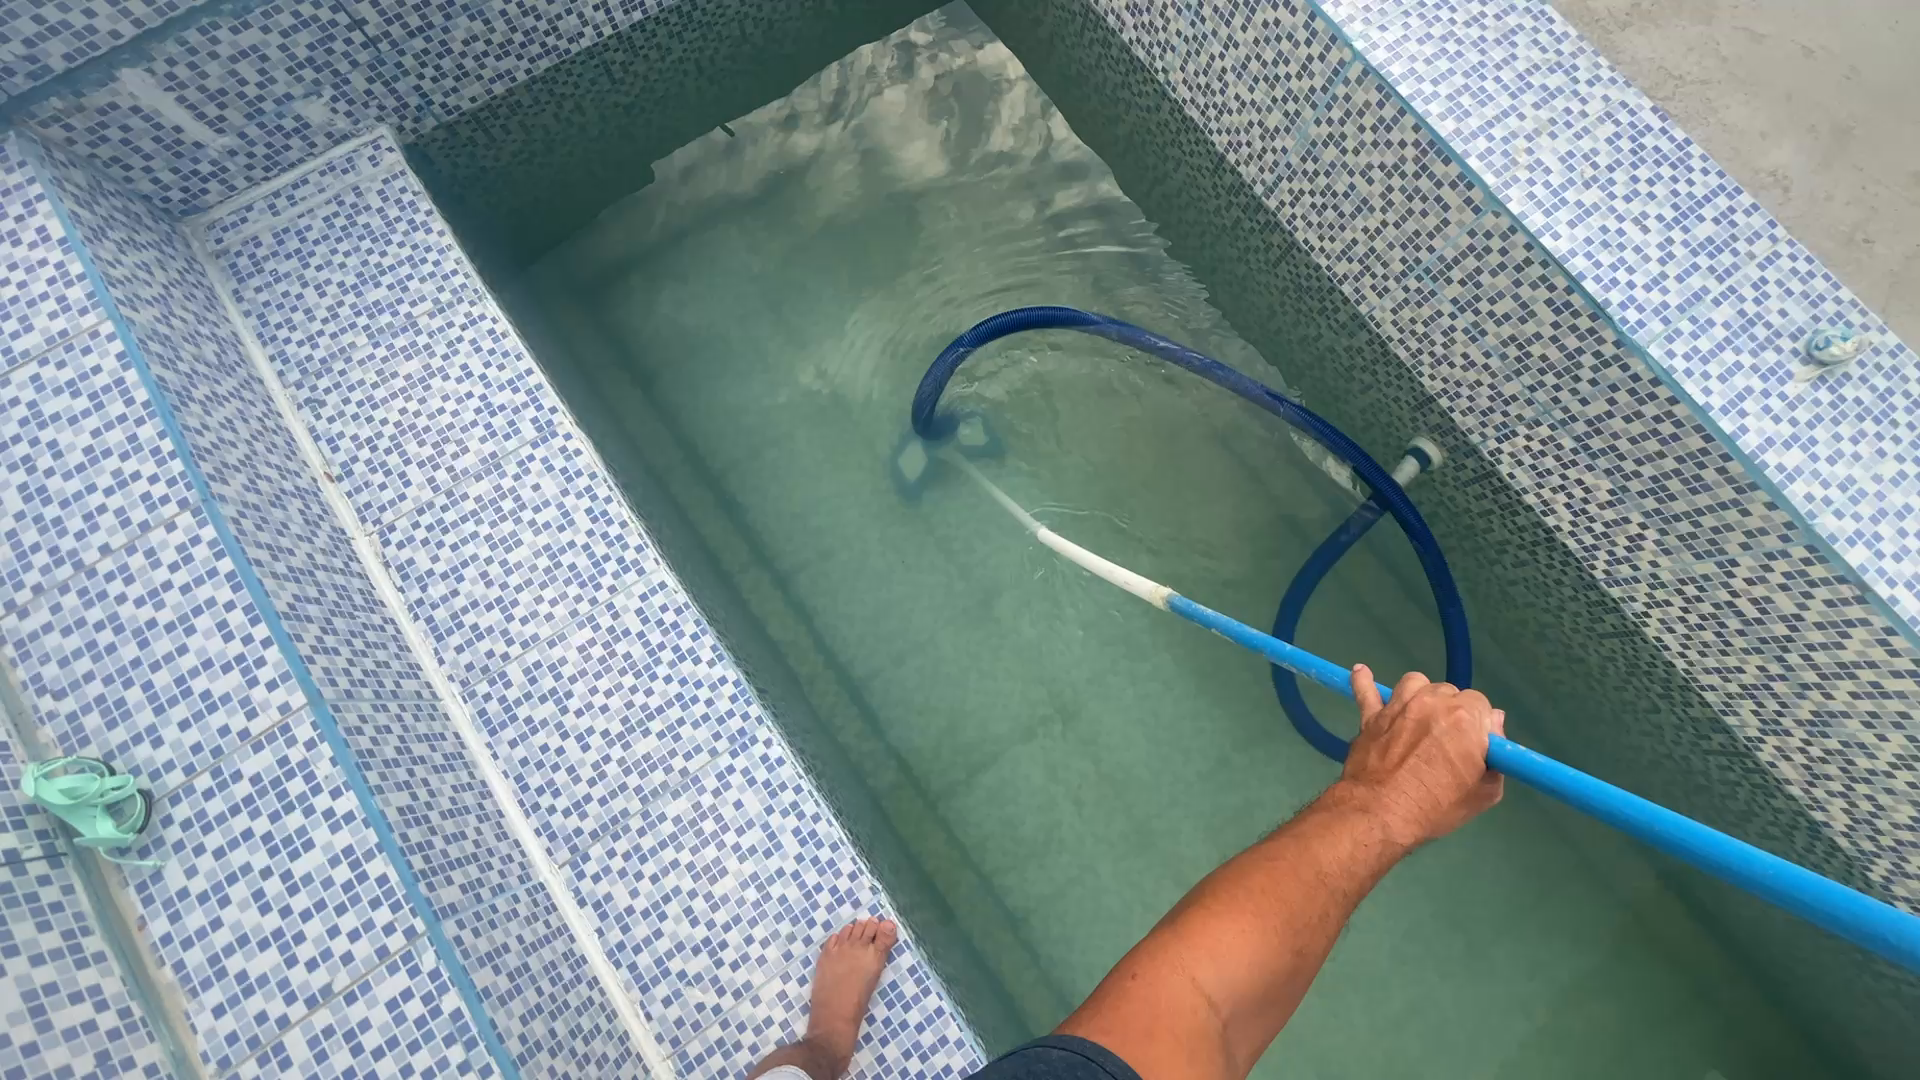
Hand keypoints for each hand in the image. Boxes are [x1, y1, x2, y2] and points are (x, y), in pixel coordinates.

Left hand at [1336, 665, 1504, 846]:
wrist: (1382, 809)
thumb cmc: (1438, 805)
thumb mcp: (1485, 791)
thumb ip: (1496, 755)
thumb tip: (1493, 722)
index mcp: (1463, 717)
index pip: (1480, 703)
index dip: (1478, 723)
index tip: (1474, 744)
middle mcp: (1429, 702)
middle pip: (1447, 692)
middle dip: (1452, 711)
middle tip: (1447, 741)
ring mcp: (1396, 706)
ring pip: (1414, 683)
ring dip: (1420, 695)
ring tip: (1420, 716)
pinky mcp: (1369, 716)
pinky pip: (1364, 690)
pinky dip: (1363, 681)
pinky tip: (1361, 672)